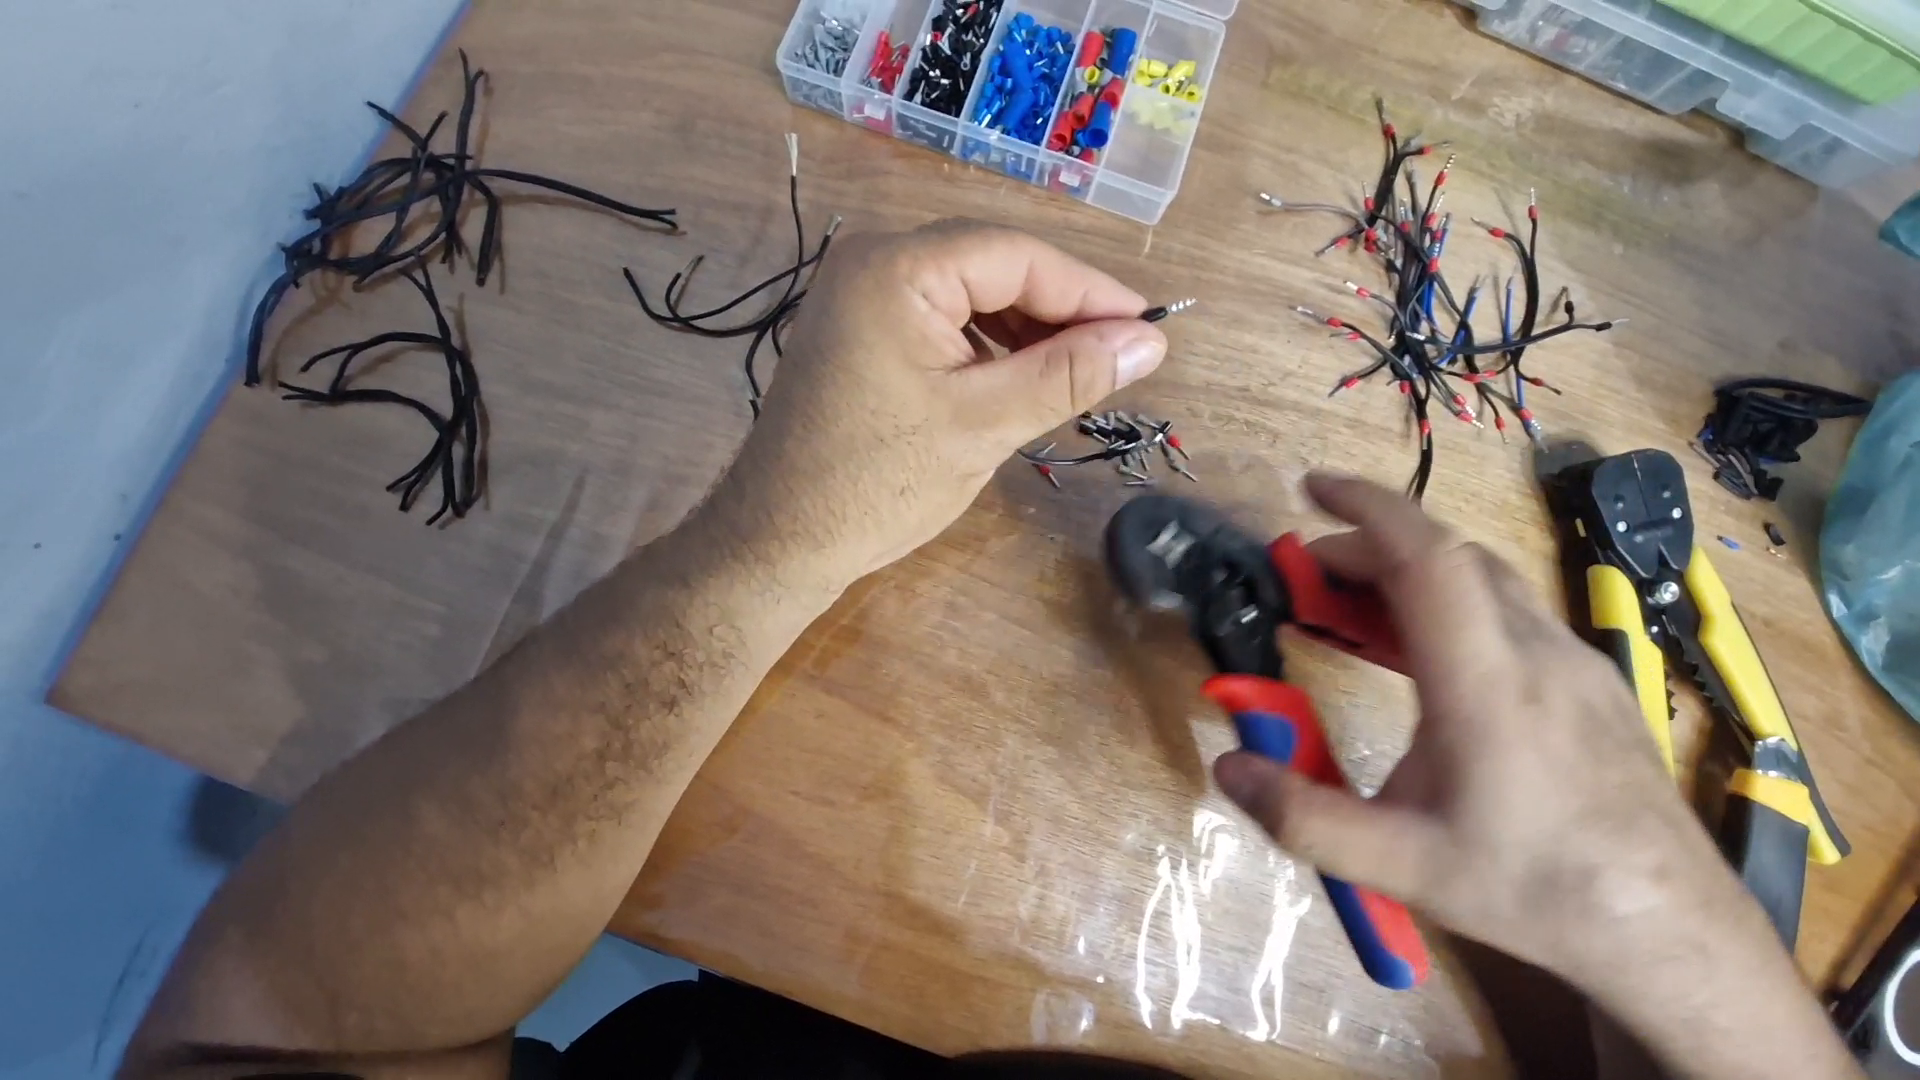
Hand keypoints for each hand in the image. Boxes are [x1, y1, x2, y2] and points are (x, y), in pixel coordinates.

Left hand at [710, 220, 1166, 581]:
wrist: (780, 539)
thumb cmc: (875, 485)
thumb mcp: (983, 426)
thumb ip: (1068, 375)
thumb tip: (1149, 341)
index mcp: (896, 269)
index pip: (1018, 256)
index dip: (1090, 291)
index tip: (1147, 329)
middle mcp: (873, 261)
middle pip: (994, 266)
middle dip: (1059, 311)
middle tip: (1117, 355)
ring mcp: (861, 295)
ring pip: (970, 292)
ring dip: (1026, 330)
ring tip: (1075, 373)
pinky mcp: (861, 331)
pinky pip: (942, 319)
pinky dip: (987, 346)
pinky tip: (1019, 378)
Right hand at [1212, 473, 1757, 986]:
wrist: (1673, 935)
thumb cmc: (1529, 888)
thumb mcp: (1399, 865)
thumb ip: (1301, 817)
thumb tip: (1227, 765)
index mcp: (1486, 683)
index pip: (1429, 558)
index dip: (1367, 507)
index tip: (1310, 486)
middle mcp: (1535, 652)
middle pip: (1448, 558)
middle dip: (1365, 546)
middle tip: (1304, 576)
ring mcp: (1573, 662)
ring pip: (1481, 580)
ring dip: (1404, 575)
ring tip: (1345, 609)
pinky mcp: (1588, 682)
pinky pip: (1505, 612)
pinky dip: (1444, 603)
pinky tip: (1416, 655)